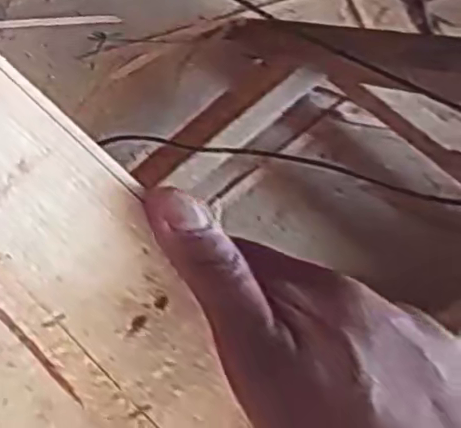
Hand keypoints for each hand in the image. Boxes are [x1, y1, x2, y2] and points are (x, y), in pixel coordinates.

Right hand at [145, 187, 460, 427]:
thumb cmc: (331, 424)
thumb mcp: (251, 347)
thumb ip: (213, 269)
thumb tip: (172, 200)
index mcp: (325, 287)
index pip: (240, 254)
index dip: (213, 280)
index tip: (206, 310)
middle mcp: (383, 306)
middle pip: (293, 288)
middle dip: (268, 313)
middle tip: (255, 360)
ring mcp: (430, 346)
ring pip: (341, 322)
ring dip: (319, 340)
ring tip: (309, 385)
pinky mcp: (453, 379)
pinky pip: (387, 354)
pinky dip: (367, 369)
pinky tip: (358, 398)